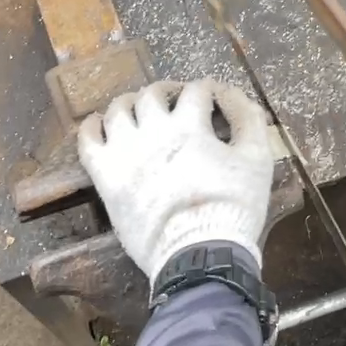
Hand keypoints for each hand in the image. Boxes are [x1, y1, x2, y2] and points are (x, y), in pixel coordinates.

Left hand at [76, 80, 273, 282]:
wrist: (199, 255)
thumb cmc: (233, 208)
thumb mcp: (257, 160)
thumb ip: (249, 120)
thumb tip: (231, 94)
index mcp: (188, 124)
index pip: (196, 90)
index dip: (206, 90)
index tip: (211, 98)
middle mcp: (151, 130)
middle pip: (153, 95)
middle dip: (167, 92)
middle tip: (175, 103)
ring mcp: (124, 152)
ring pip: (118, 110)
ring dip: (131, 104)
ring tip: (140, 111)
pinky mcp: (106, 177)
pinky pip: (88, 141)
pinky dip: (92, 127)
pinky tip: (99, 124)